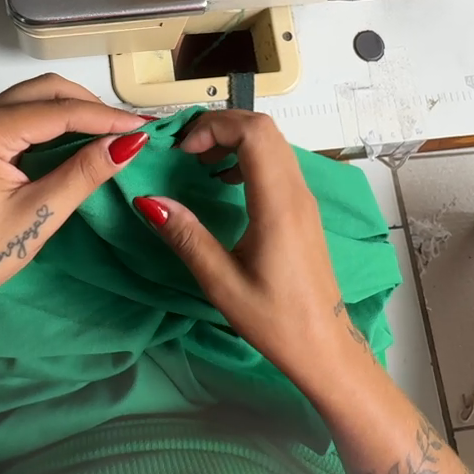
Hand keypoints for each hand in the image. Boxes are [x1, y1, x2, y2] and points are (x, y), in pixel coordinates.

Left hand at [0, 75, 148, 349]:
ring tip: (113, 132)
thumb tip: (130, 143)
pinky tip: (81, 138)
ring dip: (75, 109)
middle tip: (130, 129)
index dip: (106, 117)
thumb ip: (84, 173)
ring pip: (35, 97)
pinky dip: (56, 120)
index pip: (59, 111)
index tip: (145, 126)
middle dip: (91, 105)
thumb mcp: (39, 215)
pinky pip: (24, 114)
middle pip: (46, 90)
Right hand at [133, 110, 370, 389]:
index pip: (254, 133)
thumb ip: (187, 237)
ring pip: (272, 141)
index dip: (214, 127)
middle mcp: (296, 191)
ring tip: (200, 163)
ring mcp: (303, 197)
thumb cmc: (275, 321)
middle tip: (185, 150)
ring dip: (233, 138)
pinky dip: (247, 155)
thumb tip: (148, 200)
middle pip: (264, 128)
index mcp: (277, 204)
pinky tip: (223, 181)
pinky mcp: (302, 207)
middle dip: (220, 126)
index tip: (183, 151)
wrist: (325, 347)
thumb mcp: (222, 284)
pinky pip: (276, 160)